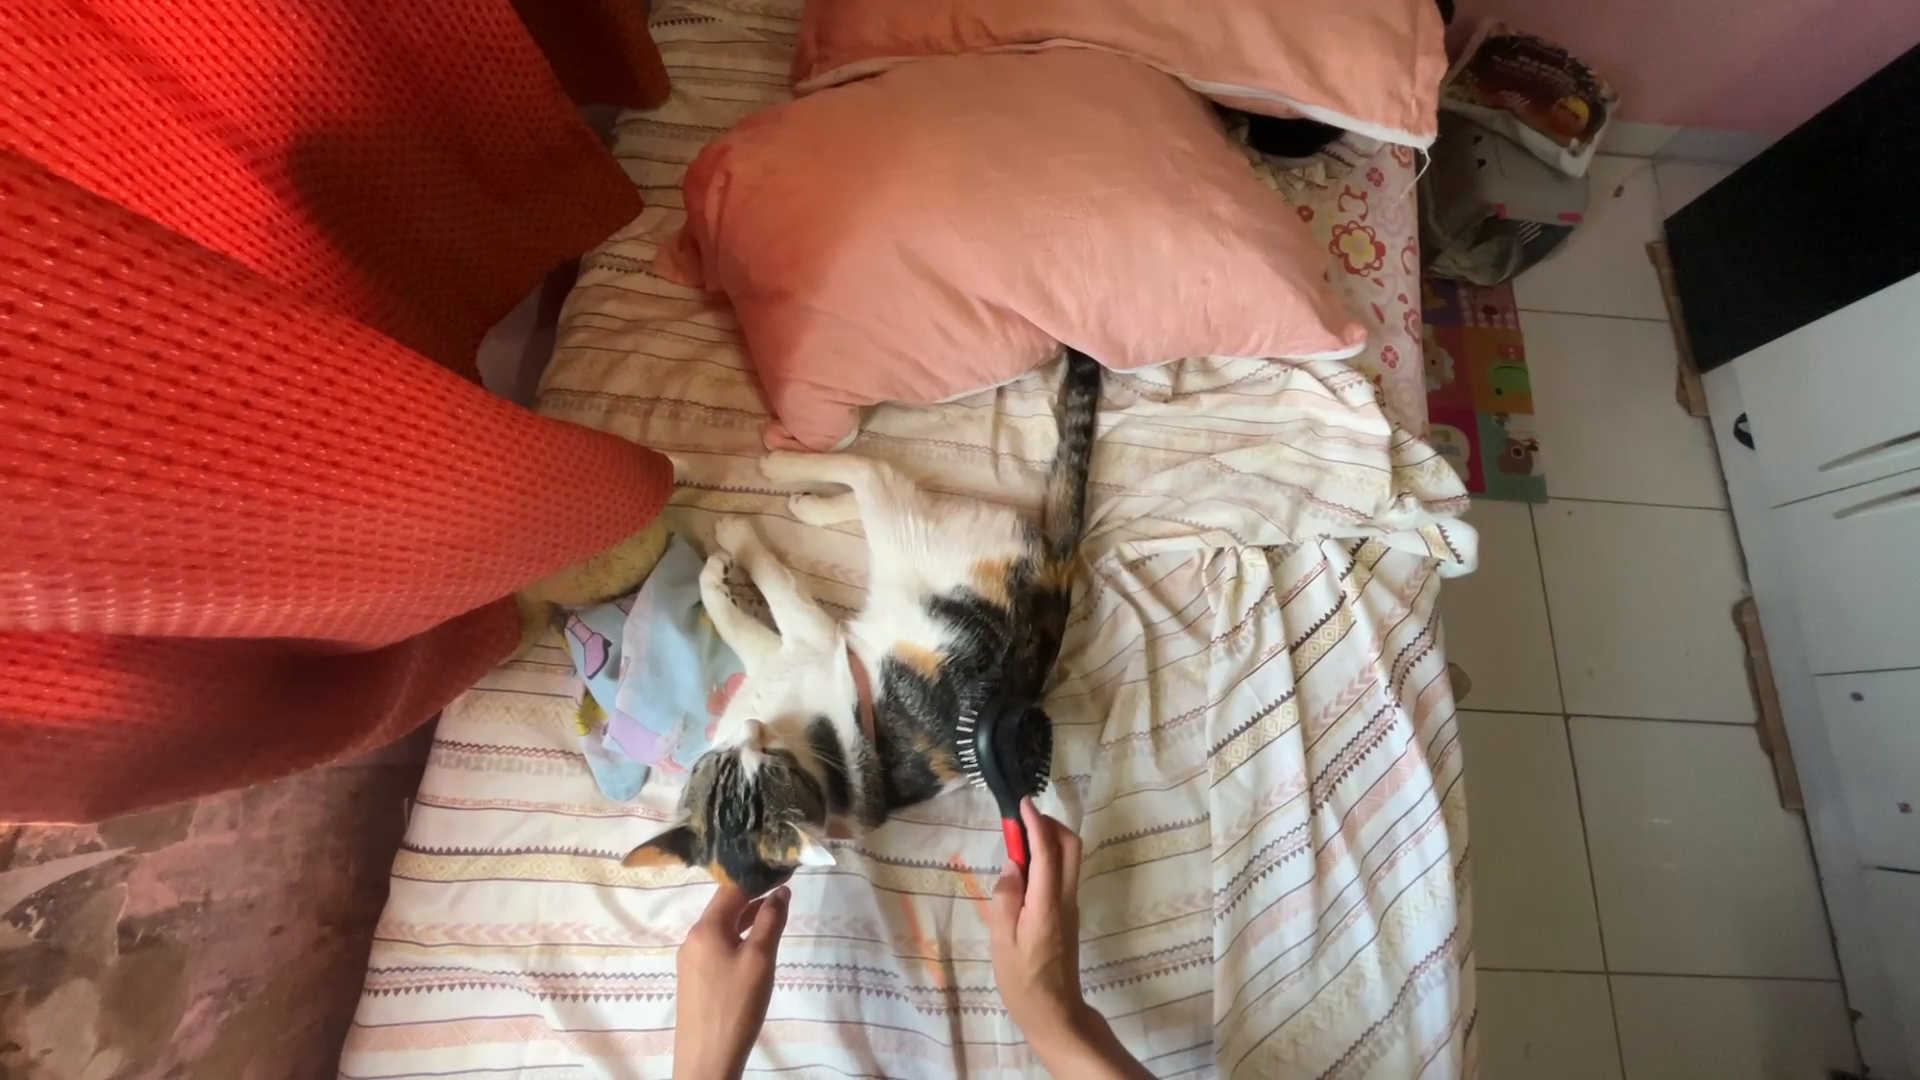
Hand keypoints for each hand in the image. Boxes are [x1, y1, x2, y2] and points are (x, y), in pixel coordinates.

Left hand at [672, 884, 789, 1079]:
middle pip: (725, 906)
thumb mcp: (761, 959)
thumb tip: (780, 891)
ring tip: (776, 912)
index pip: (732, 888)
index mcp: (705, 929)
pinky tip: (756, 945)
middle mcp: (693, 939)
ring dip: (748, 917)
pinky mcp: (694, 981)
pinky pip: (718, 946)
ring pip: (723, 927)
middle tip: (783, 887)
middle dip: (754, 895)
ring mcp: (691, 961)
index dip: (757, 876)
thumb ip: (771, 920)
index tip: (781, 868)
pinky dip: (739, 938)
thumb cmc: (735, 1006)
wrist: (706, 1065)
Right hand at [987, 798, 1087, 1044]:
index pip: (1046, 852)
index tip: (1023, 803)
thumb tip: (1013, 865)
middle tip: (1023, 819)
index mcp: (1046, 904)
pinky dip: (1048, 857)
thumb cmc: (1023, 981)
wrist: (1055, 1014)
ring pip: (1070, 858)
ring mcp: (1071, 905)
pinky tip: (1025, 868)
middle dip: (1050, 824)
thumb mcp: (1001, 940)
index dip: (1035, 823)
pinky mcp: (1069, 913)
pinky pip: (1063, 873)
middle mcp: (1065, 898)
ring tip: (1018, 841)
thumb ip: (1006, 897)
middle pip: (1071, 846)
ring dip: (1050, 839)